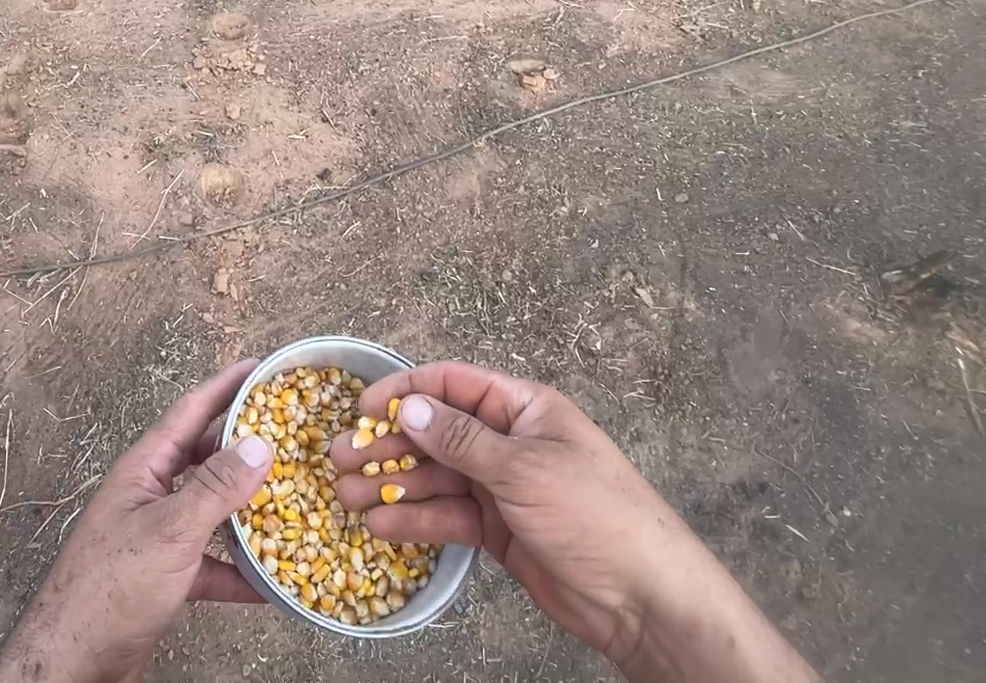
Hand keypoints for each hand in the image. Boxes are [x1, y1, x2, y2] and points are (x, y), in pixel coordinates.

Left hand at [0, 359, 272, 682]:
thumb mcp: (169, 530)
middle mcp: (153, 493)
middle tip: (288, 431)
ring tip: (291, 496)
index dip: (224, 386)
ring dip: (248, 507)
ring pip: (213, 509)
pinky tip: (271, 581)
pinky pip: (212, 563)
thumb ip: (214, 488)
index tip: (258, 367)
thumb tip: (259, 444)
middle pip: (205, 457)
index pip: (190, 412)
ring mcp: (159, 534)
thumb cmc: (109, 586)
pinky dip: (240, 570)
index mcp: (145, 467)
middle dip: (244, 444)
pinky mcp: (167, 575)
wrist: (74, 659)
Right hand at [330, 362, 816, 682]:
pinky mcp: (496, 528)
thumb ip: (460, 439)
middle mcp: (506, 440)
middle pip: (434, 433)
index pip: (451, 384)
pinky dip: (414, 520)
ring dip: (390, 485)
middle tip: (339, 458)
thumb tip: (408, 407)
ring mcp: (500, 485)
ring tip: (345, 497)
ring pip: (434, 477)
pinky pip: (446, 516)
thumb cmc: (593, 514)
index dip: (405, 391)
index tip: (362, 408)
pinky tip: (379, 527)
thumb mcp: (523, 468)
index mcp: (522, 408)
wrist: (646, 602)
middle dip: (387, 445)